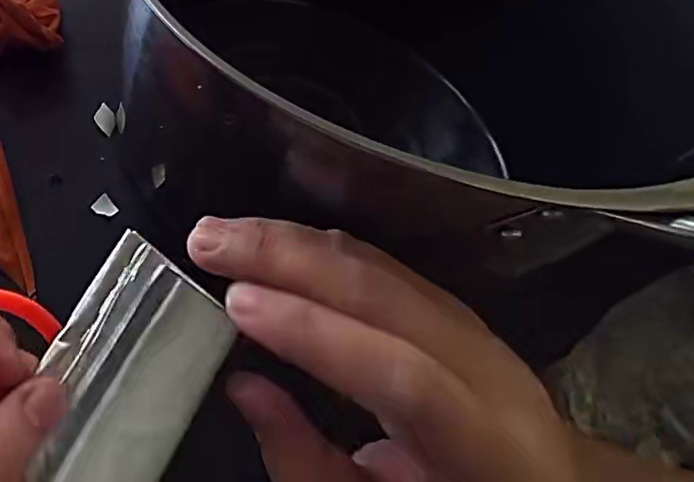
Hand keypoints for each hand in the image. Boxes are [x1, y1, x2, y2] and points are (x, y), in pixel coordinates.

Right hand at [190, 217, 693, 481]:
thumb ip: (310, 465)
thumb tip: (243, 387)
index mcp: (485, 442)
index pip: (398, 372)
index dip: (316, 333)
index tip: (238, 301)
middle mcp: (482, 365)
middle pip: (378, 288)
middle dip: (283, 255)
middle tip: (207, 240)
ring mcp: (465, 321)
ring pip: (369, 260)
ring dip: (288, 239)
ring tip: (223, 234)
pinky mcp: (441, 299)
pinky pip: (370, 259)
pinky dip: (311, 244)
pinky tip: (270, 239)